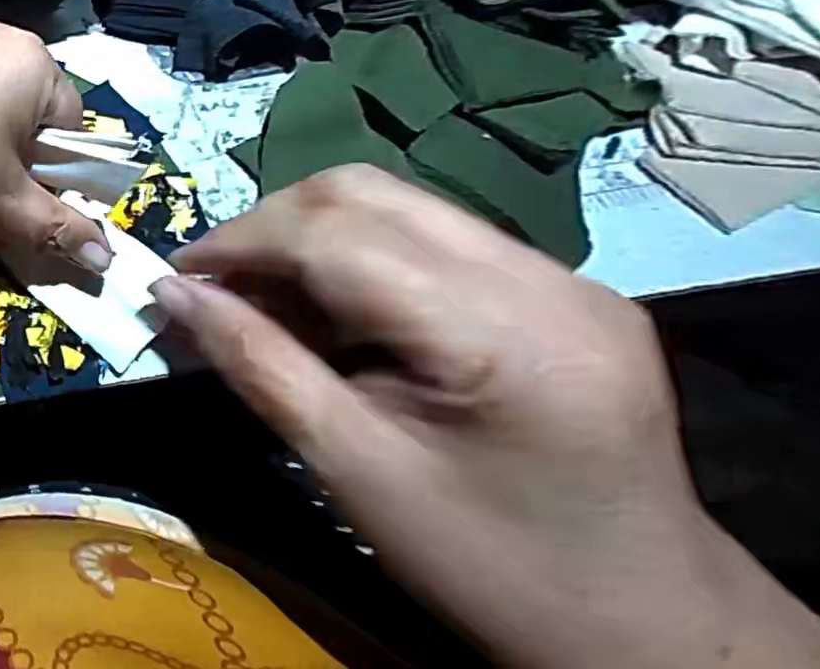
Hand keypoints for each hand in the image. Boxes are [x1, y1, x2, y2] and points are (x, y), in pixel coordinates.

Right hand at [151, 165, 819, 668]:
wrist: (648, 628)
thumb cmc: (487, 565)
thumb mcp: (350, 467)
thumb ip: (255, 363)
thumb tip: (172, 294)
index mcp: (501, 335)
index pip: (335, 236)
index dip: (241, 243)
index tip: (179, 275)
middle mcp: (540, 277)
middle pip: (362, 193)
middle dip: (268, 225)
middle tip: (217, 280)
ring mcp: (557, 272)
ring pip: (389, 200)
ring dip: (305, 233)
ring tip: (263, 290)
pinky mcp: (553, 281)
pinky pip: (423, 232)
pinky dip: (351, 252)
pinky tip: (328, 303)